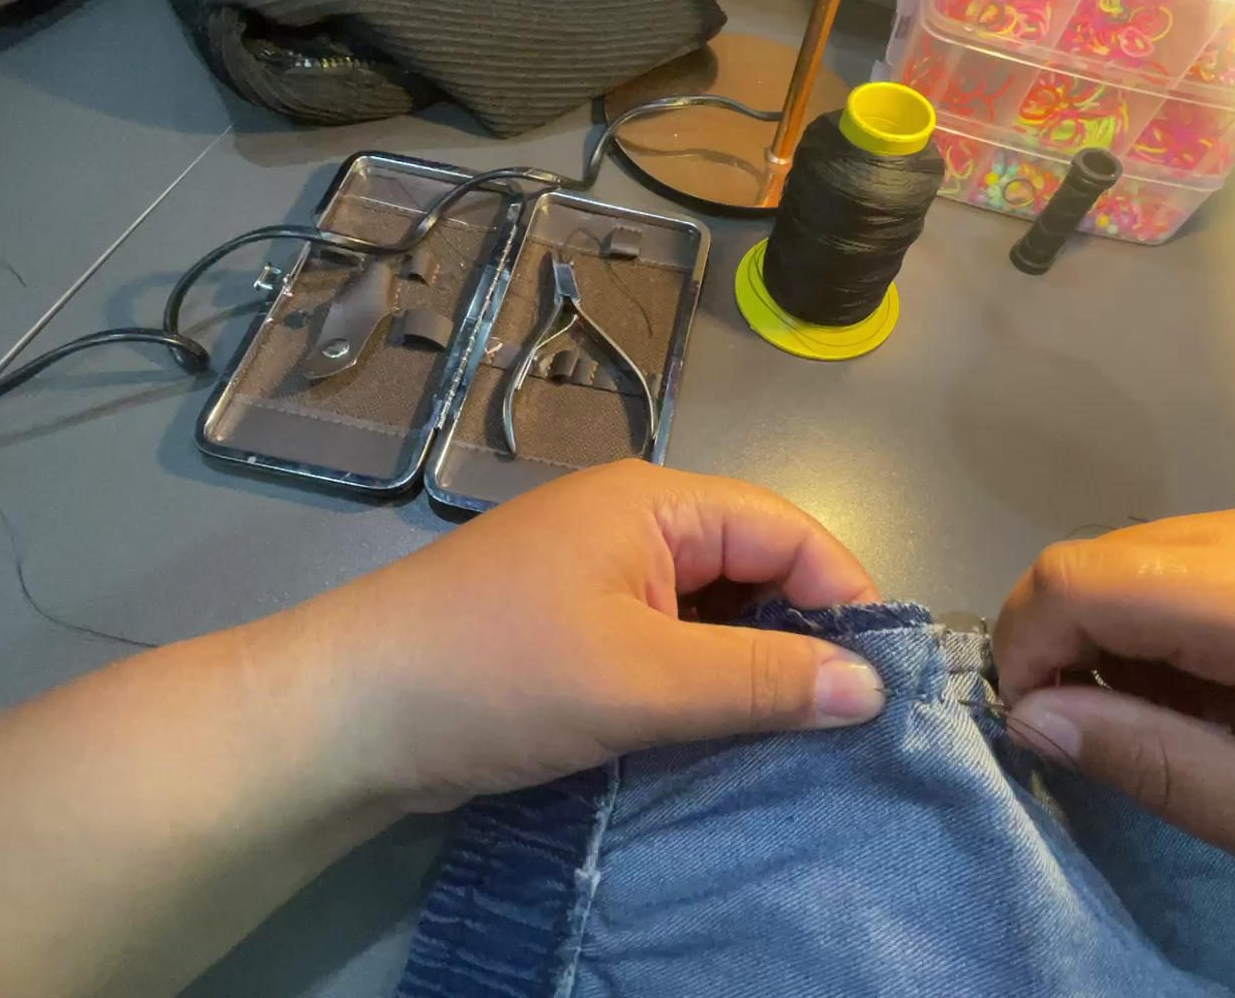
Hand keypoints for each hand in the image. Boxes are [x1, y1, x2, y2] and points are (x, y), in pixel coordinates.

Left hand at [246, 461, 884, 814]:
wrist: (349, 714)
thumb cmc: (497, 672)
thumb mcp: (640, 678)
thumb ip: (759, 678)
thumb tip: (870, 688)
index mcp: (655, 502)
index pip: (782, 528)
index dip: (843, 590)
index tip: (885, 676)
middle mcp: (636, 524)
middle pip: (752, 564)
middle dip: (803, 631)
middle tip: (851, 715)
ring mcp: (606, 576)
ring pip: (714, 610)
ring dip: (755, 663)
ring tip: (803, 732)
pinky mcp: (583, 625)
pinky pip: (673, 642)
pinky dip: (708, 681)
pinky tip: (732, 731)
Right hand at [994, 508, 1234, 958]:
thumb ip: (1150, 761)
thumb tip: (1027, 716)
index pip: (1075, 578)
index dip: (1024, 643)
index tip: (1035, 722)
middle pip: (1090, 558)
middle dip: (1055, 640)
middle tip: (1090, 729)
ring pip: (1125, 555)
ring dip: (1103, 631)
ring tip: (1158, 713)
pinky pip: (1177, 561)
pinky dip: (1150, 618)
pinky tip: (1207, 681)